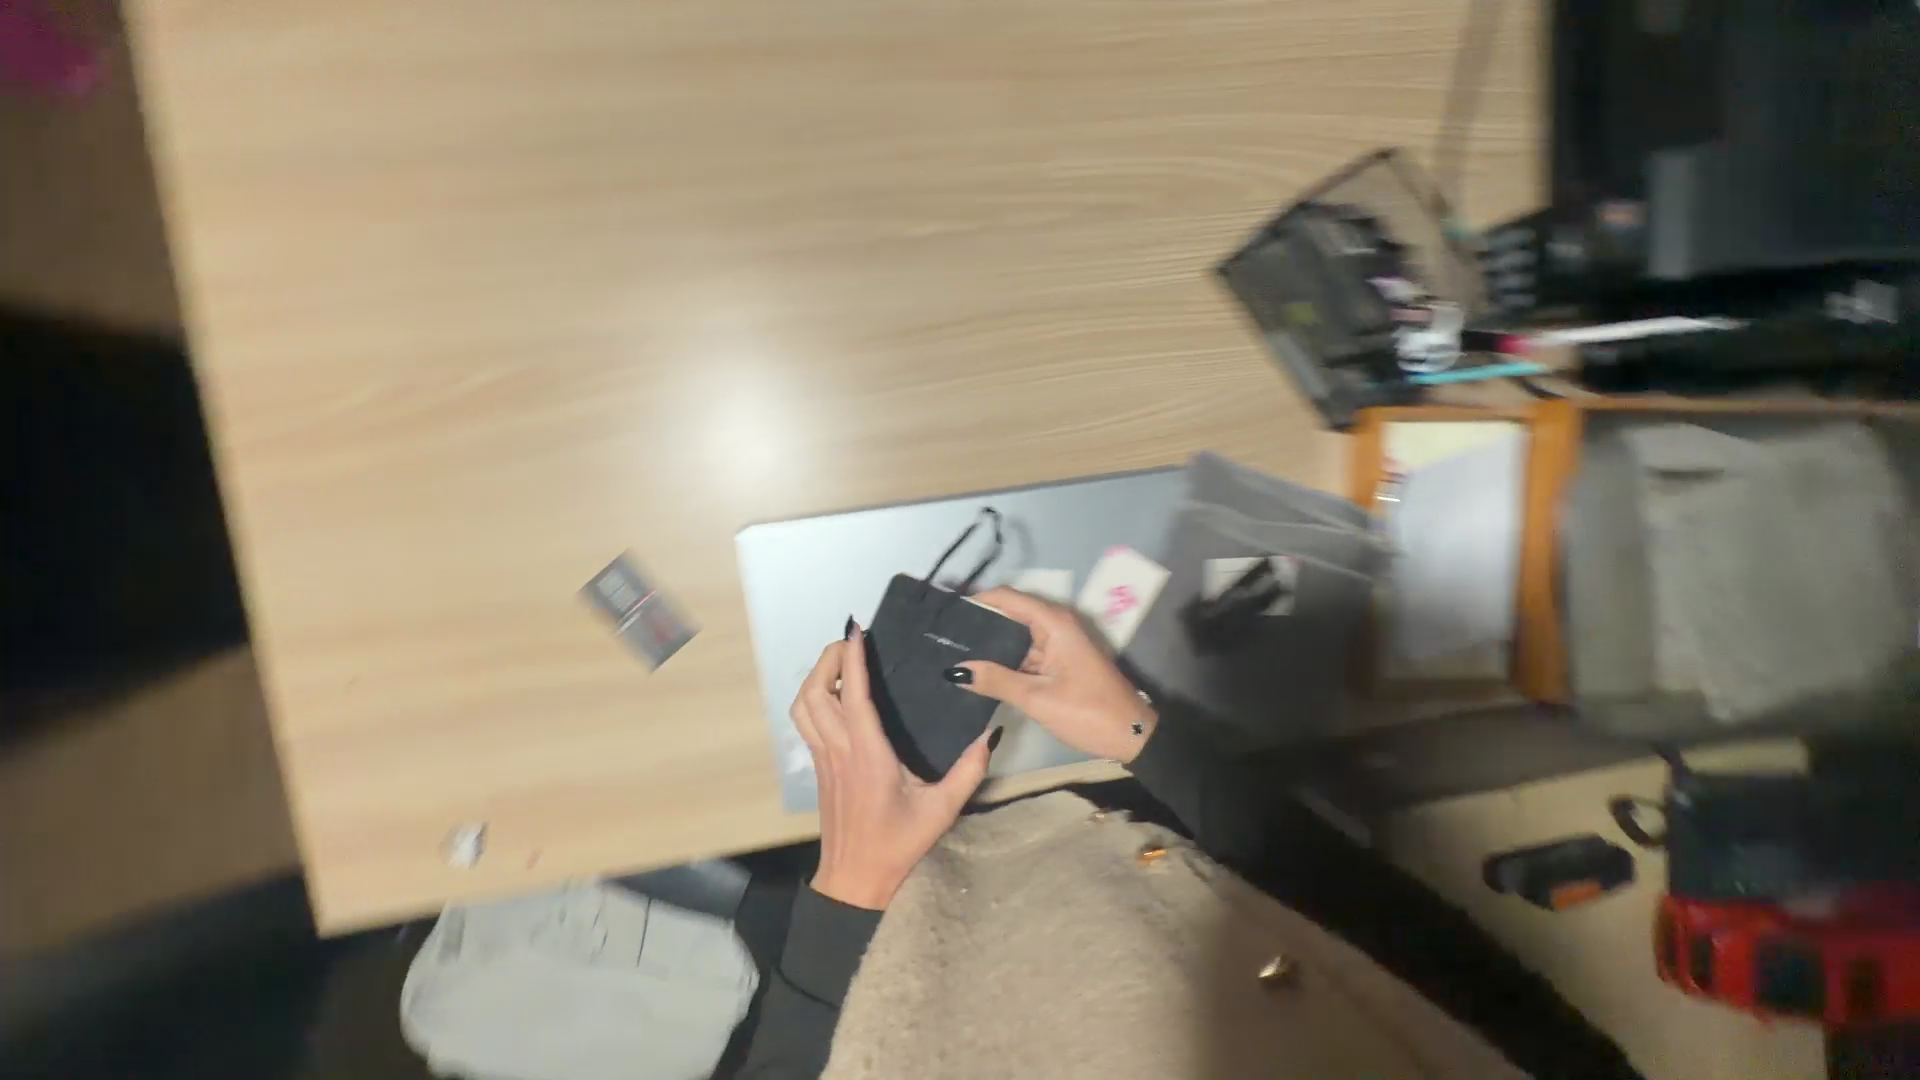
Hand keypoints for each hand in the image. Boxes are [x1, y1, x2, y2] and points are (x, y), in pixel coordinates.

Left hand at [791, 624, 992, 910]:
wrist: (853, 880)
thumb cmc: (897, 843)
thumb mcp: (942, 809)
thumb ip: (968, 770)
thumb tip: (989, 734)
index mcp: (867, 754)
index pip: (853, 696)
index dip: (852, 659)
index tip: (856, 629)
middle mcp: (839, 749)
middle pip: (815, 692)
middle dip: (828, 659)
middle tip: (852, 641)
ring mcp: (823, 757)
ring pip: (803, 705)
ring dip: (816, 676)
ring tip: (842, 662)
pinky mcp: (818, 766)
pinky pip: (806, 720)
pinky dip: (814, 696)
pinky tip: (836, 694)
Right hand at [951, 587, 1157, 763]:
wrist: (1133, 736)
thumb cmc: (1089, 712)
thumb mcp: (1038, 698)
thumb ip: (995, 680)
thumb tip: (955, 670)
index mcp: (1054, 622)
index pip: (1006, 598)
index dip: (975, 600)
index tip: (943, 612)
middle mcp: (1055, 624)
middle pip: (1009, 613)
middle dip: (977, 622)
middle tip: (939, 634)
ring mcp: (1057, 642)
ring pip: (1014, 634)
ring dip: (988, 643)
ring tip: (949, 651)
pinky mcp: (1058, 660)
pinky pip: (1024, 651)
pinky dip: (1003, 658)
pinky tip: (977, 670)